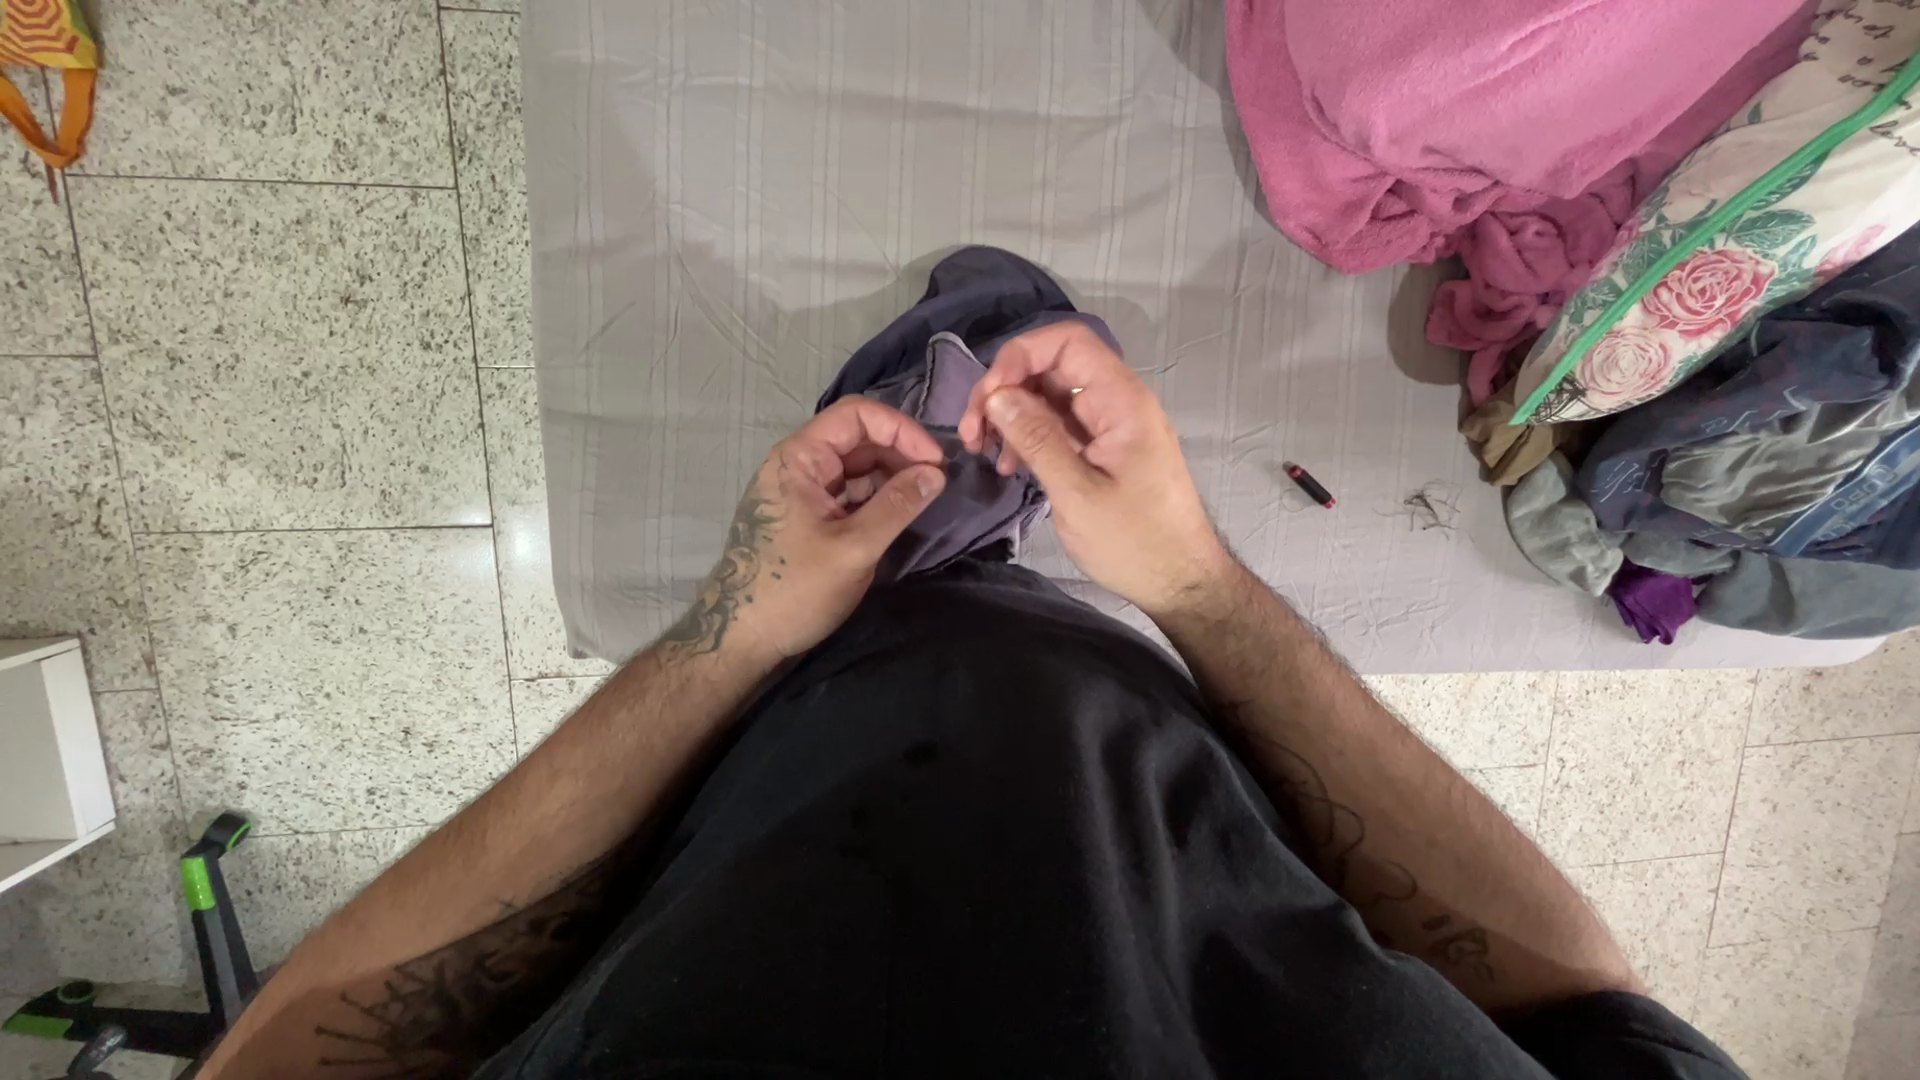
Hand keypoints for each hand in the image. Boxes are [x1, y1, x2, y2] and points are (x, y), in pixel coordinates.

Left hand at [662, 397, 946, 663]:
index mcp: (799, 458)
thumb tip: (937, 474)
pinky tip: (902, 512)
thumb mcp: (854, 548)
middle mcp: (799, 465)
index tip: (935, 461)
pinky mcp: (810, 516)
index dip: (901, 429)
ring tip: (926, 497)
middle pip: (859, 437)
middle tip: (938, 481)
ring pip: (857, 466)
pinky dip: (878, 497)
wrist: (743, 638)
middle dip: (901, 451)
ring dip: (893, 475)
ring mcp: (803, 491)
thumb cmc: (794, 590)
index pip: (857, 415)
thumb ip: (897, 506)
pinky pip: (850, 493)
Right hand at [958, 320, 1233, 618]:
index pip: (1068, 342)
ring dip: (1011, 415)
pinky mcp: (1100, 450)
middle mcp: (1116, 402)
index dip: (1020, 355)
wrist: (1179, 581)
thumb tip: (996, 395)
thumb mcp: (1078, 493)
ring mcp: (1109, 426)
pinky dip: (1028, 437)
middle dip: (1006, 389)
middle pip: (1052, 366)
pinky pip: (1058, 426)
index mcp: (1121, 400)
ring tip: (983, 451)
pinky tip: (1008, 465)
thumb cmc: (1135, 542)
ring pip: (1050, 397)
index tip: (987, 398)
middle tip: (972, 432)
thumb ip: (1037, 439)